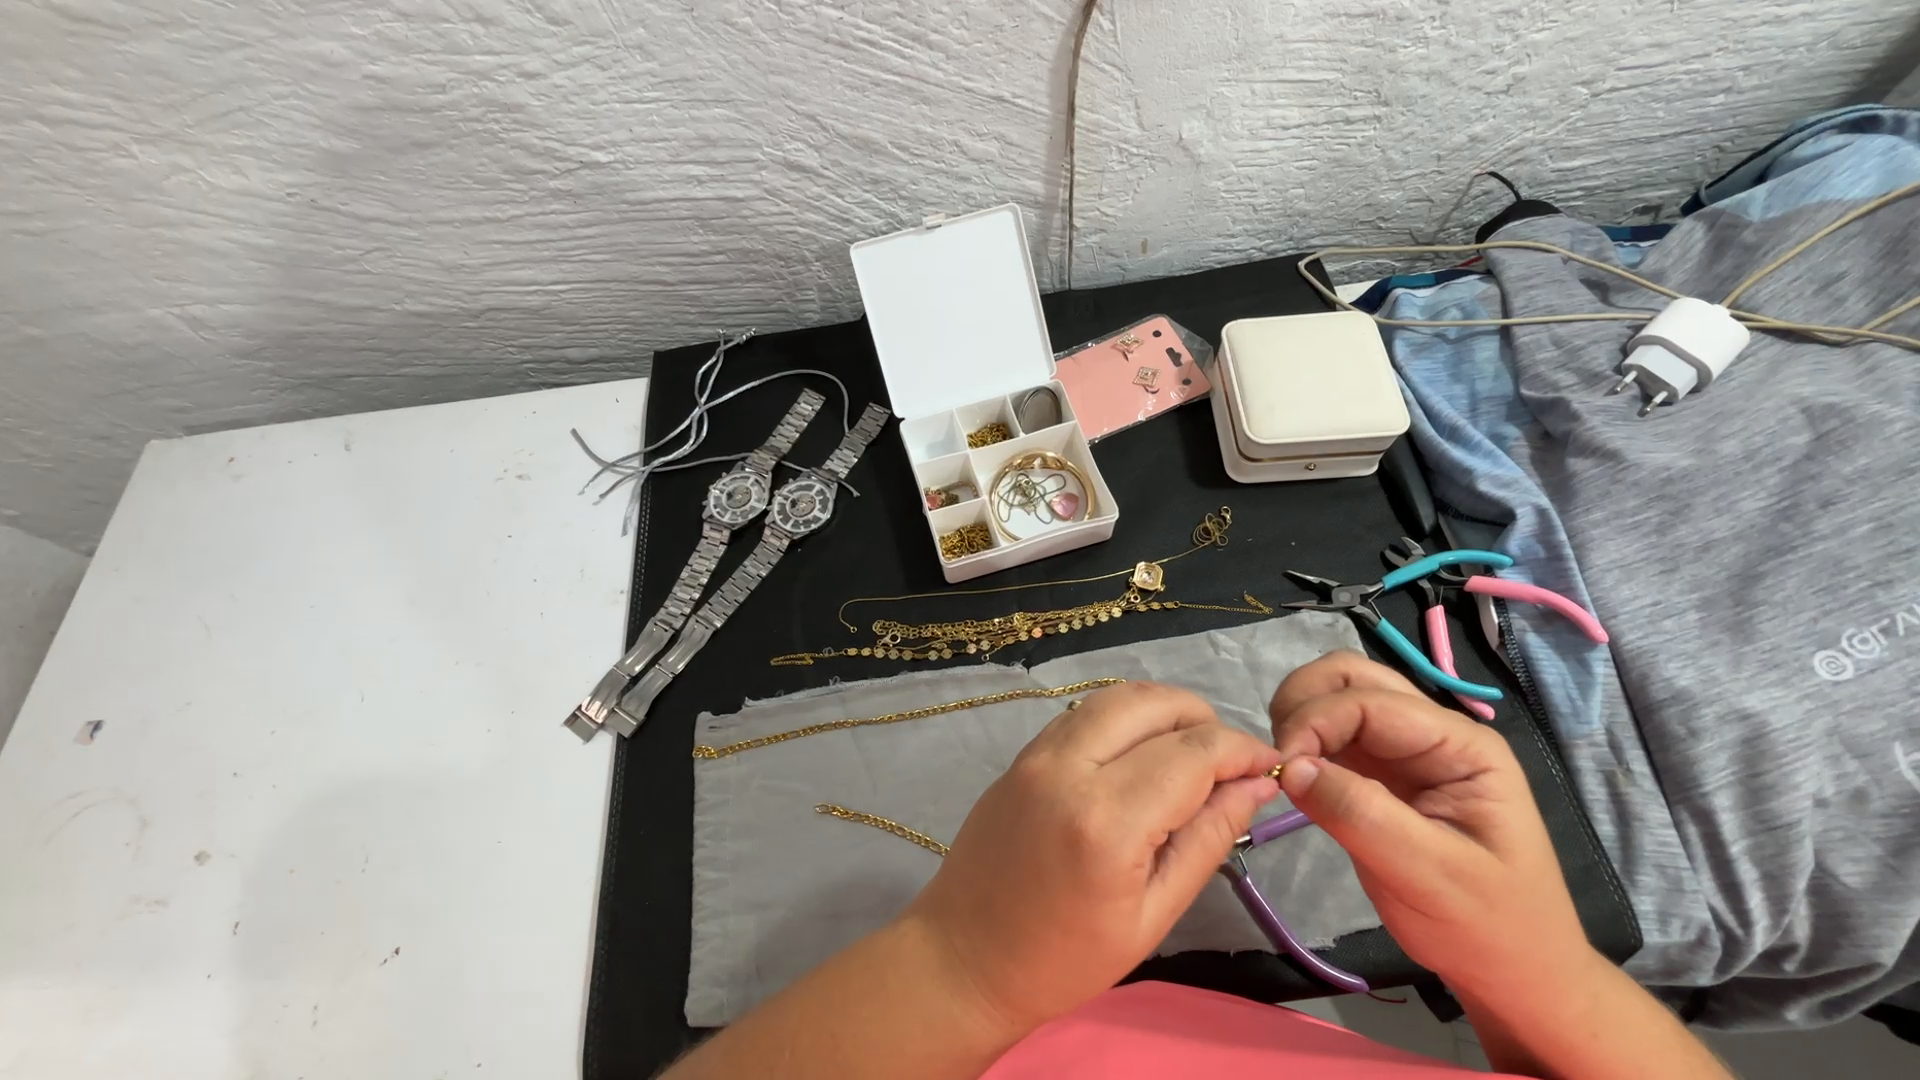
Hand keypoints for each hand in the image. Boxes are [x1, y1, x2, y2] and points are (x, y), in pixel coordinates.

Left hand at [905, 681, 1280, 1033]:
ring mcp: (1037, 754)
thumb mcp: (1153, 914)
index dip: (1241, 750)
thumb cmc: (1064, 959)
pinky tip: (1138, 755)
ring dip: (1163, 711)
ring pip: (1115, 697)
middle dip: (1204, 719)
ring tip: (1188, 754)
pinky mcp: (1021, 754)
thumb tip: (1256, 784)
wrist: (964, 956)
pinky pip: (1083, 713)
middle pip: (1153, 703)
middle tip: (1227, 762)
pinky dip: (1122, 718)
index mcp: (1106, 819)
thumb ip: (1208, 838)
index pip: (1193, 752)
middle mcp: (1069, 767)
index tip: (1268, 766)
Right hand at [1267, 652, 1593, 999]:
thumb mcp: (1429, 875)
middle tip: (1280, 760)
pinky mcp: (1377, 772)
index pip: (1369, 701)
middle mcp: (1431, 732)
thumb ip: (1361, 815)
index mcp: (1459, 746)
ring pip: (1335, 695)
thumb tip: (1291, 767)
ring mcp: (1403, 750)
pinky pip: (1330, 734)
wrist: (1513, 970)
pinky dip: (1302, 743)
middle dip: (1303, 705)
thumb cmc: (1486, 924)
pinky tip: (1295, 780)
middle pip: (1350, 677)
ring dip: (1298, 718)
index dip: (1315, 723)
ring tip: (1286, 769)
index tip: (1282, 772)